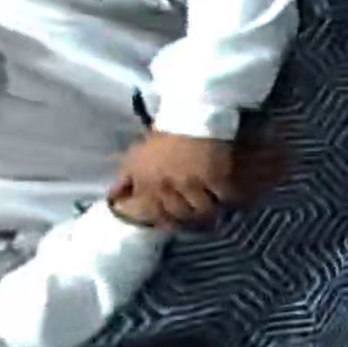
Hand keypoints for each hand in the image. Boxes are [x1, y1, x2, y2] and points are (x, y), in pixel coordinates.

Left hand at [109, 131, 237, 227]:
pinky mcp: (216, 176)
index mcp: (145, 181)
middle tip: (198, 218)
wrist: (193, 121)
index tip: (175, 225)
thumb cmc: (164, 140)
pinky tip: (231, 199)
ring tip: (217, 211)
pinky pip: (225, 196)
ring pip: (203, 208)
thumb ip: (127, 178)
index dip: (164, 221)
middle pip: (179, 212)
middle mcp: (166, 184)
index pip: (152, 211)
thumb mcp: (136, 157)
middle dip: (189, 217)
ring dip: (210, 211)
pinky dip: (230, 199)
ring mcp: (192, 181)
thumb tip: (116, 196)